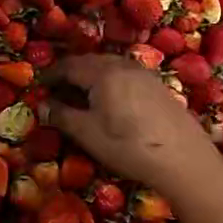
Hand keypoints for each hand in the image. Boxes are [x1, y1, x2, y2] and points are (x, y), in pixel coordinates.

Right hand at [43, 55, 221, 195]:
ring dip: (92, 76)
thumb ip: (62, 116)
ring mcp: (144, 75)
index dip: (51, 75)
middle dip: (71, 73)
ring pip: (110, 67)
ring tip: (82, 94)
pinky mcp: (158, 87)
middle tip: (57, 89)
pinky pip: (126, 75)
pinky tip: (111, 101)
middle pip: (91, 62)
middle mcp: (123, 66)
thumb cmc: (128, 146)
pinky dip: (110, 82)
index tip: (39, 86)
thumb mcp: (87, 134)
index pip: (69, 66)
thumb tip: (43, 106)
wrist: (183, 160)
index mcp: (102, 73)